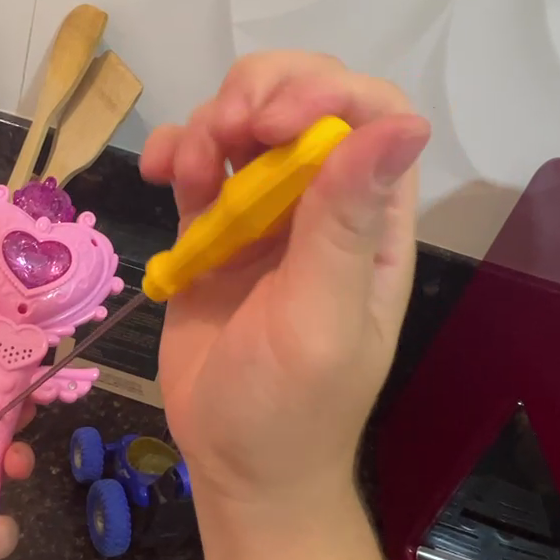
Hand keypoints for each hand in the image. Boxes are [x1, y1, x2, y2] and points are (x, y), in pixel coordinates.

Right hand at [140, 51, 428, 511]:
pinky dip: (172, 153)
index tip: (270, 128)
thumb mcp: (321, 321)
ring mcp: (261, 214)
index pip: (370, 114)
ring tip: (179, 173)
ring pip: (240, 123)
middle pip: (301, 101)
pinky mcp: (210, 231)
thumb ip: (346, 225)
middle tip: (221, 133)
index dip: (323, 95)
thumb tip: (402, 127)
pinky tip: (157, 175)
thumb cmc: (291, 408)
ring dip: (205, 125)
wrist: (237, 464)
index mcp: (368, 220)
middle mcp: (320, 204)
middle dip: (257, 96)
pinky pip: (194, 167)